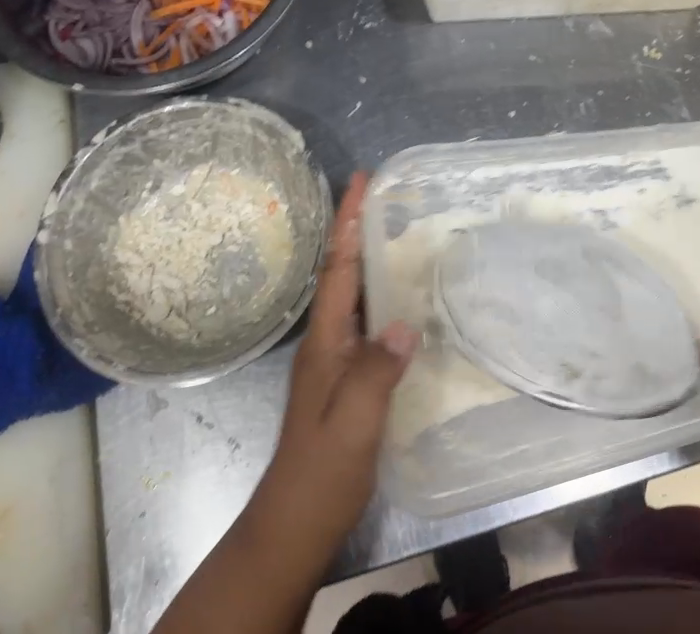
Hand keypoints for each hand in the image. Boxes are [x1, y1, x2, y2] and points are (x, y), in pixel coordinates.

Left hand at [156, 174, 415, 633]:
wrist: (295, 520)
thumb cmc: (322, 471)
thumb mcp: (353, 423)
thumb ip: (376, 372)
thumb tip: (404, 319)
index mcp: (324, 342)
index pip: (337, 269)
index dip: (346, 222)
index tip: (359, 180)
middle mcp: (325, 342)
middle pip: (341, 273)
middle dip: (357, 229)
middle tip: (387, 195)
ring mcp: (333, 361)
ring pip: (352, 295)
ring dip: (368, 258)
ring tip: (398, 231)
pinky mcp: (346, 379)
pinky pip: (363, 322)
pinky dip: (379, 297)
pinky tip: (402, 301)